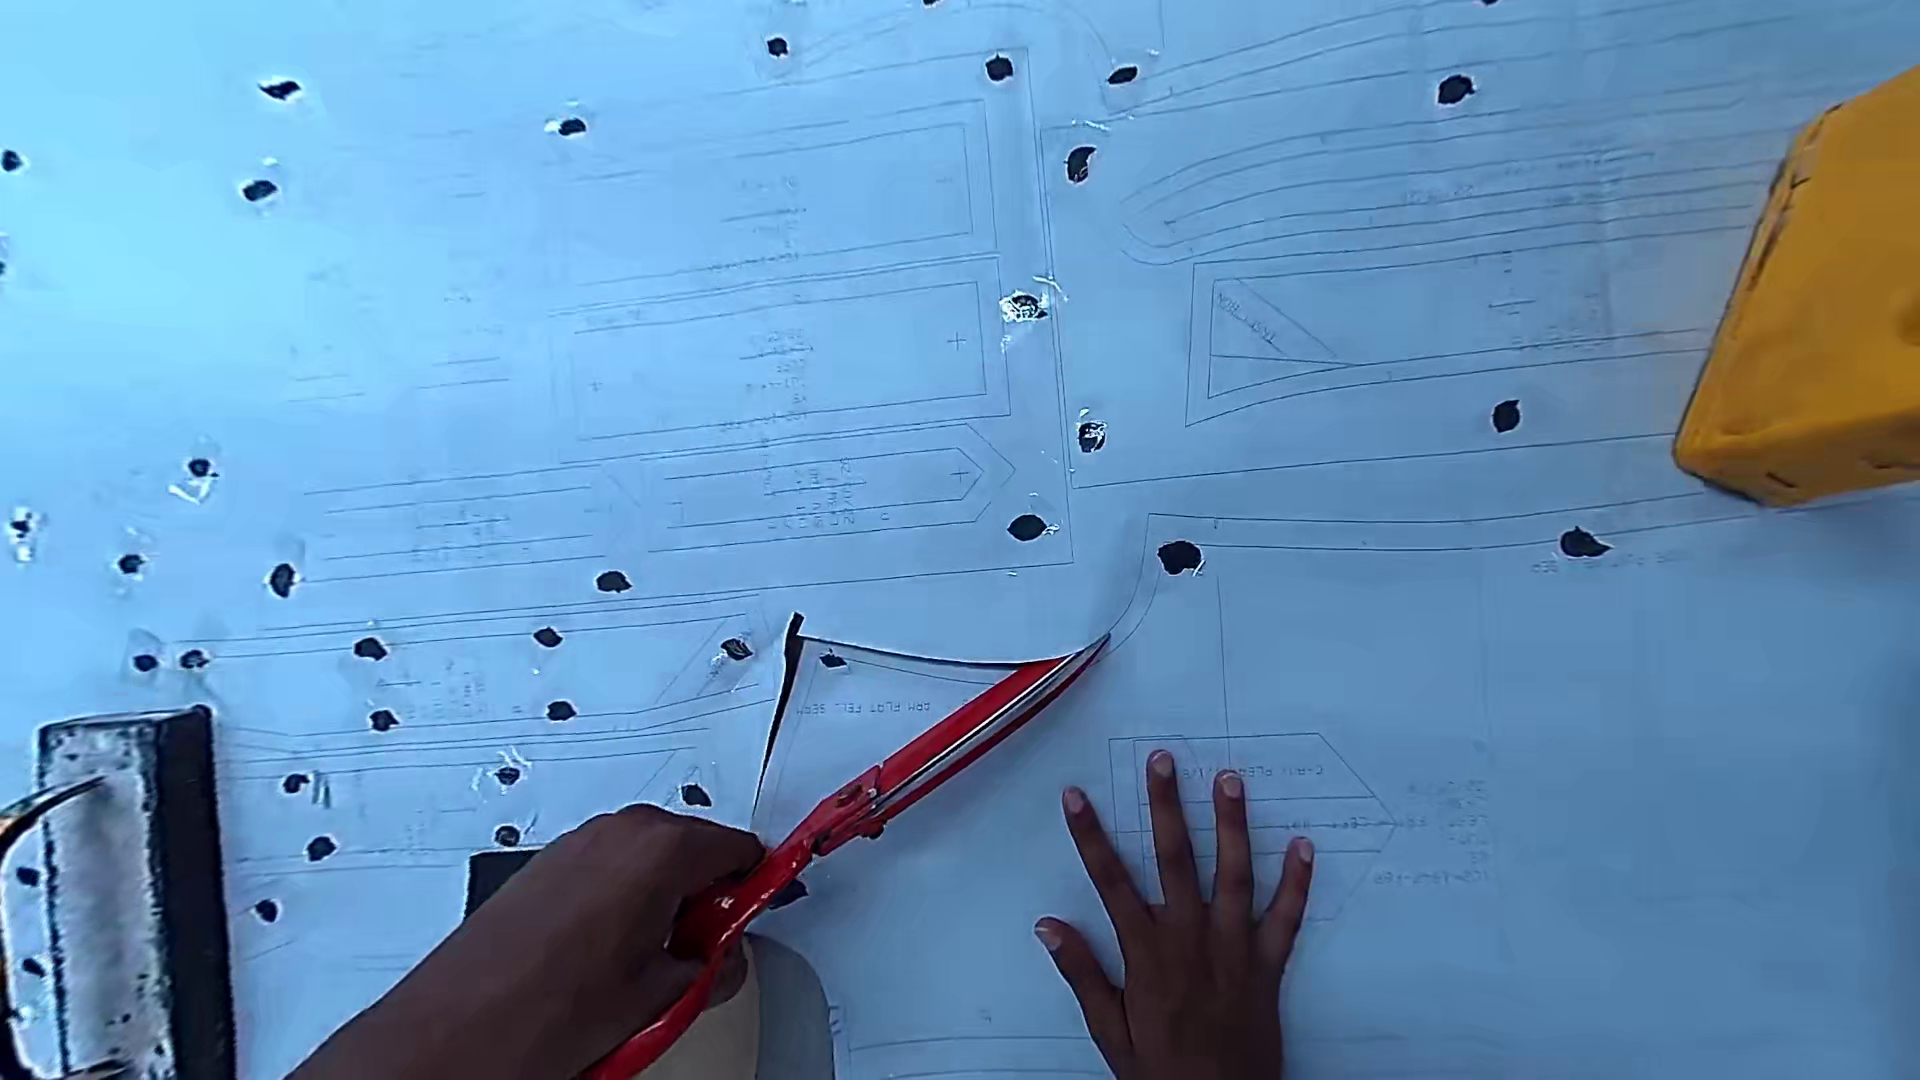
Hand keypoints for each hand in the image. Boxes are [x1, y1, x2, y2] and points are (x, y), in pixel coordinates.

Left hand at [292, 804, 762, 1079]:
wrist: (436, 1047)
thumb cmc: (542, 1019)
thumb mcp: (656, 999)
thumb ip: (715, 967)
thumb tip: (729, 956)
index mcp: (664, 849)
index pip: (742, 849)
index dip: (752, 884)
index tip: (747, 913)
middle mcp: (628, 829)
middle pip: (698, 847)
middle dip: (705, 892)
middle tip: (689, 949)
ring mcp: (586, 838)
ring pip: (656, 854)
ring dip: (664, 893)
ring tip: (635, 957)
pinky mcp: (554, 856)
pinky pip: (615, 860)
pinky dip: (625, 892)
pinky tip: (598, 948)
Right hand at [1036, 750, 1313, 1079]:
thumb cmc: (1161, 1069)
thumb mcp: (1109, 1031)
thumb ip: (1081, 973)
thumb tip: (1046, 924)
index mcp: (1147, 952)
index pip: (1109, 881)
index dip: (1090, 835)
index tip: (1076, 796)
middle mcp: (1190, 938)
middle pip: (1175, 860)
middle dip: (1166, 806)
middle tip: (1164, 760)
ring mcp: (1233, 948)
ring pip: (1233, 876)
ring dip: (1231, 825)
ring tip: (1229, 779)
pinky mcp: (1268, 965)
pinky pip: (1286, 920)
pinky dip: (1297, 883)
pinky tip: (1304, 845)